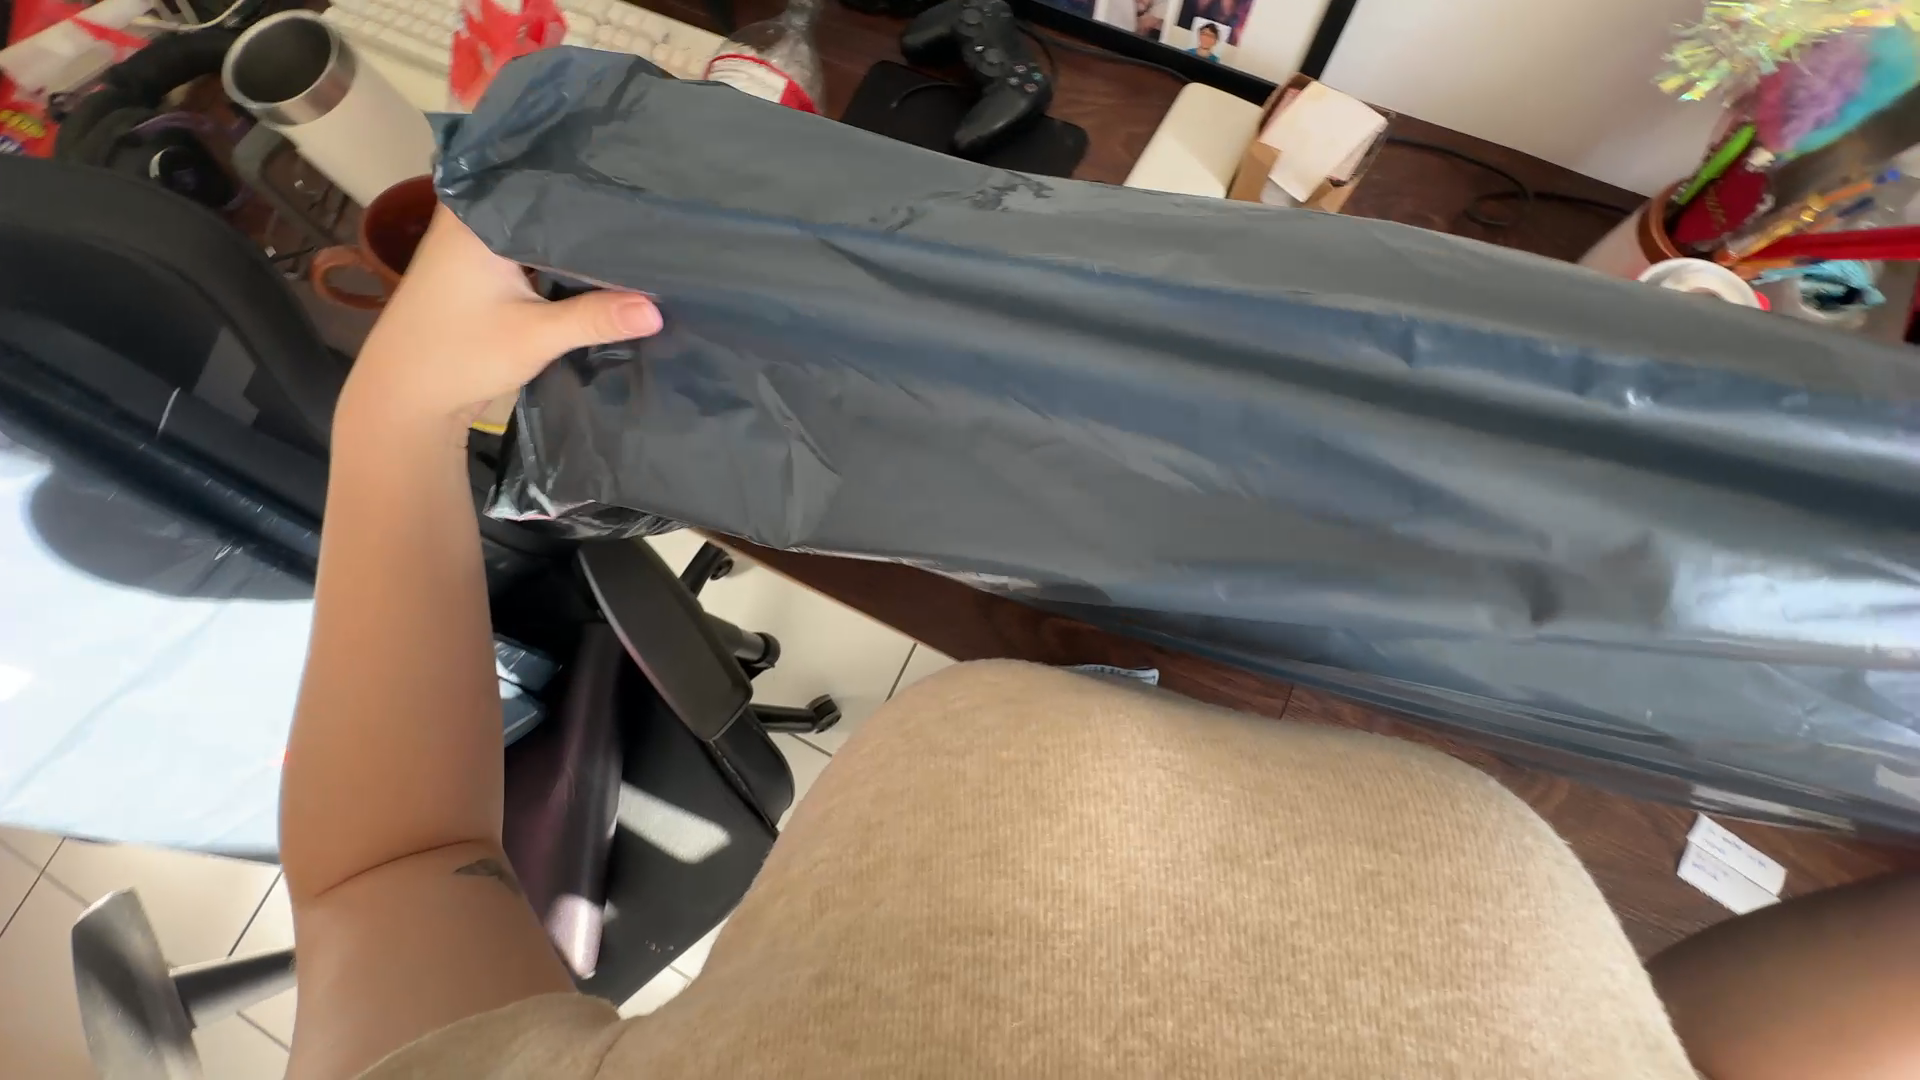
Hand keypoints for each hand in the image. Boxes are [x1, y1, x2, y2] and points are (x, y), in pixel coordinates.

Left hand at [339, 204, 663, 433]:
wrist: (406, 396)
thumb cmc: (459, 356)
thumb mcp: (536, 336)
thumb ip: (597, 318)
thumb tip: (657, 311)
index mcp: (477, 217)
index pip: (544, 184)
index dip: (591, 188)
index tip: (639, 191)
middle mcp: (473, 219)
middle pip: (544, 205)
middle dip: (591, 213)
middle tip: (648, 211)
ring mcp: (476, 246)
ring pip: (540, 230)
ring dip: (579, 240)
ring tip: (635, 234)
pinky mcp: (483, 272)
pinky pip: (534, 252)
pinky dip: (564, 260)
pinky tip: (600, 267)